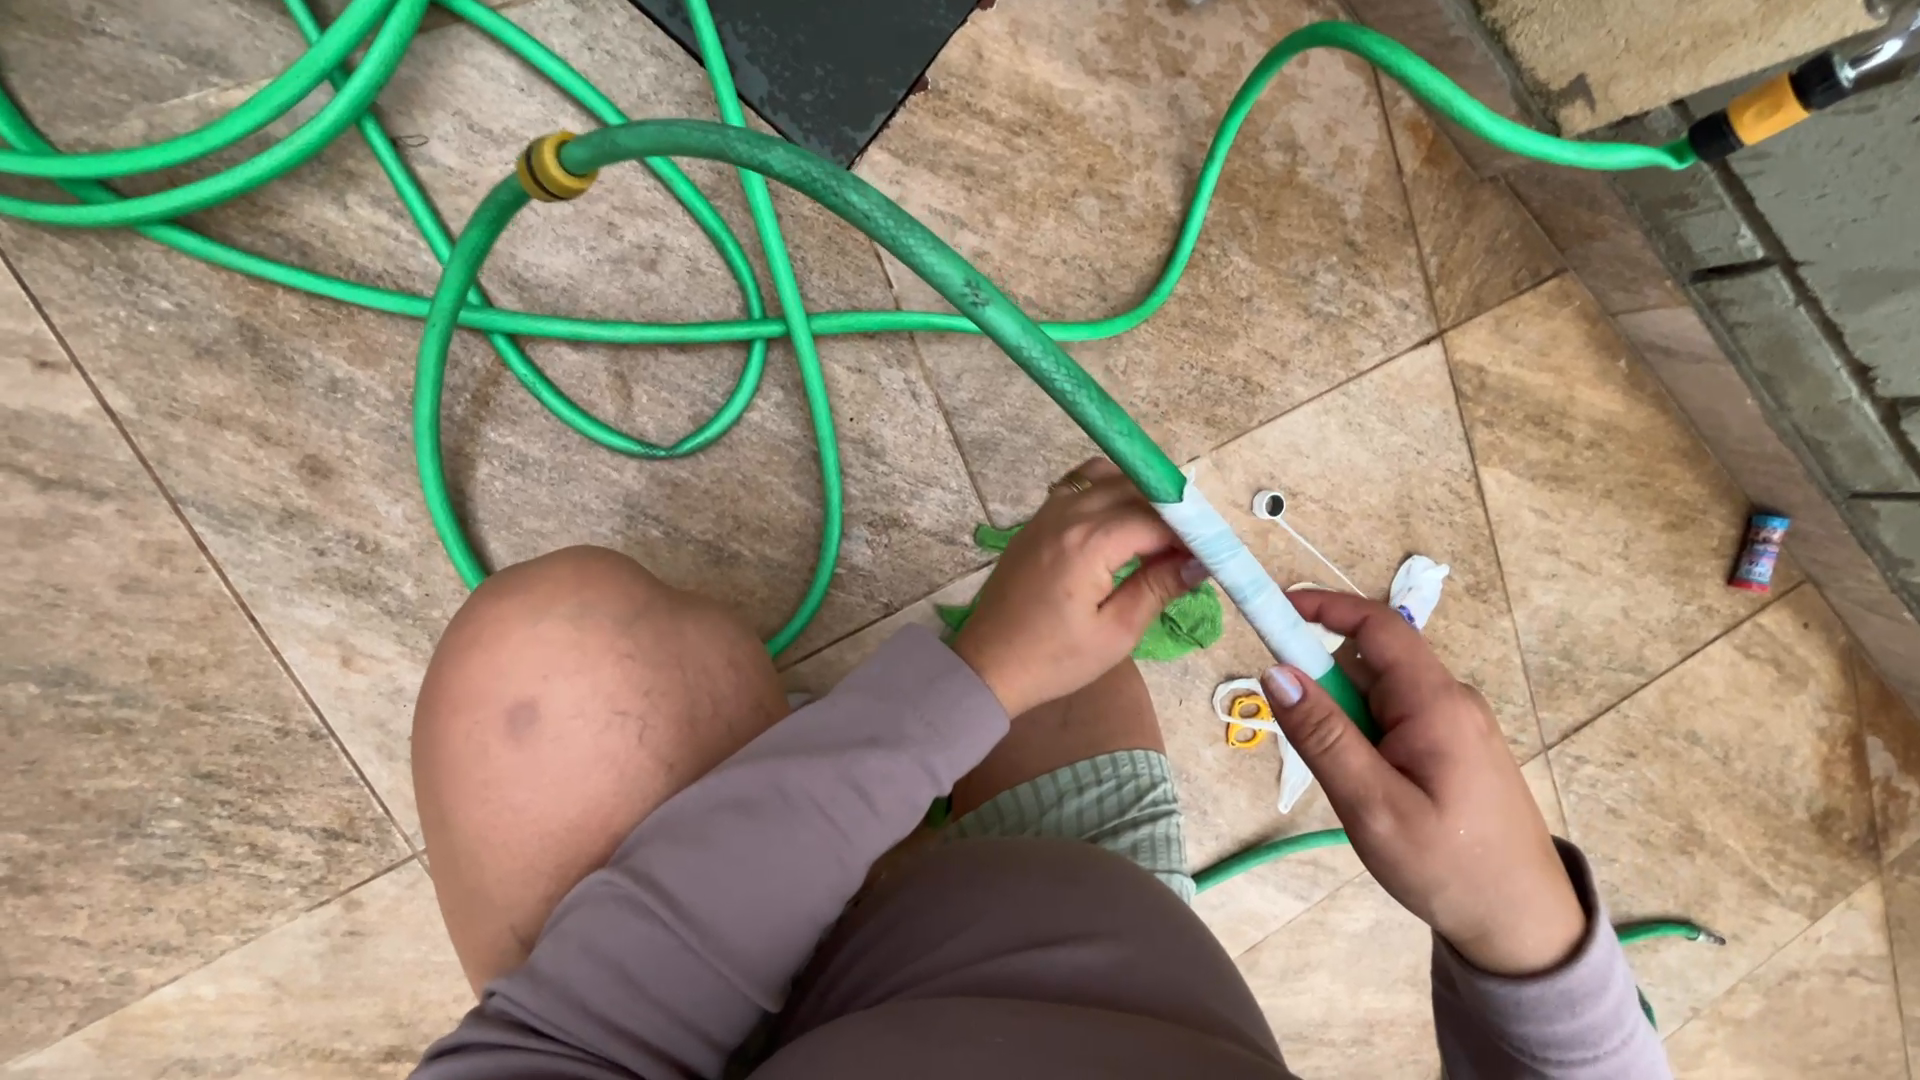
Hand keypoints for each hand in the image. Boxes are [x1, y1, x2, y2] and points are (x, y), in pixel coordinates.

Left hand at [951, 459, 1203, 717]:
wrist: (988, 665)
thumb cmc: (1054, 660)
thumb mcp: (1116, 632)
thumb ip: (1158, 587)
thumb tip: (1200, 562)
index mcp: (1088, 543)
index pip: (1156, 517)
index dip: (1191, 533)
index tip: (1212, 555)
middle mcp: (1067, 514)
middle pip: (1134, 487)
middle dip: (1170, 510)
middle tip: (1191, 546)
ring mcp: (1046, 513)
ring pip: (1105, 476)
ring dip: (1138, 495)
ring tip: (1158, 534)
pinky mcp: (1036, 521)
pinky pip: (1078, 486)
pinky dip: (1107, 493)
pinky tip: (1120, 526)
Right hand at [1261, 589, 1584, 976]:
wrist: (1525, 929)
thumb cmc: (1447, 867)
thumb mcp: (1371, 805)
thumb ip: (1321, 735)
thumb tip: (1273, 671)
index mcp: (1435, 702)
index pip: (1377, 625)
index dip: (1323, 607)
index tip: (1272, 611)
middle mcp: (1449, 700)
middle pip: (1370, 661)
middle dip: (1323, 684)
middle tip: (1302, 740)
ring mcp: (1454, 724)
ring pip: (1377, 694)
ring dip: (1342, 718)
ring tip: (1346, 784)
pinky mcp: (1452, 748)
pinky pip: (1392, 719)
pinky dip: (1362, 736)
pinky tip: (1369, 788)